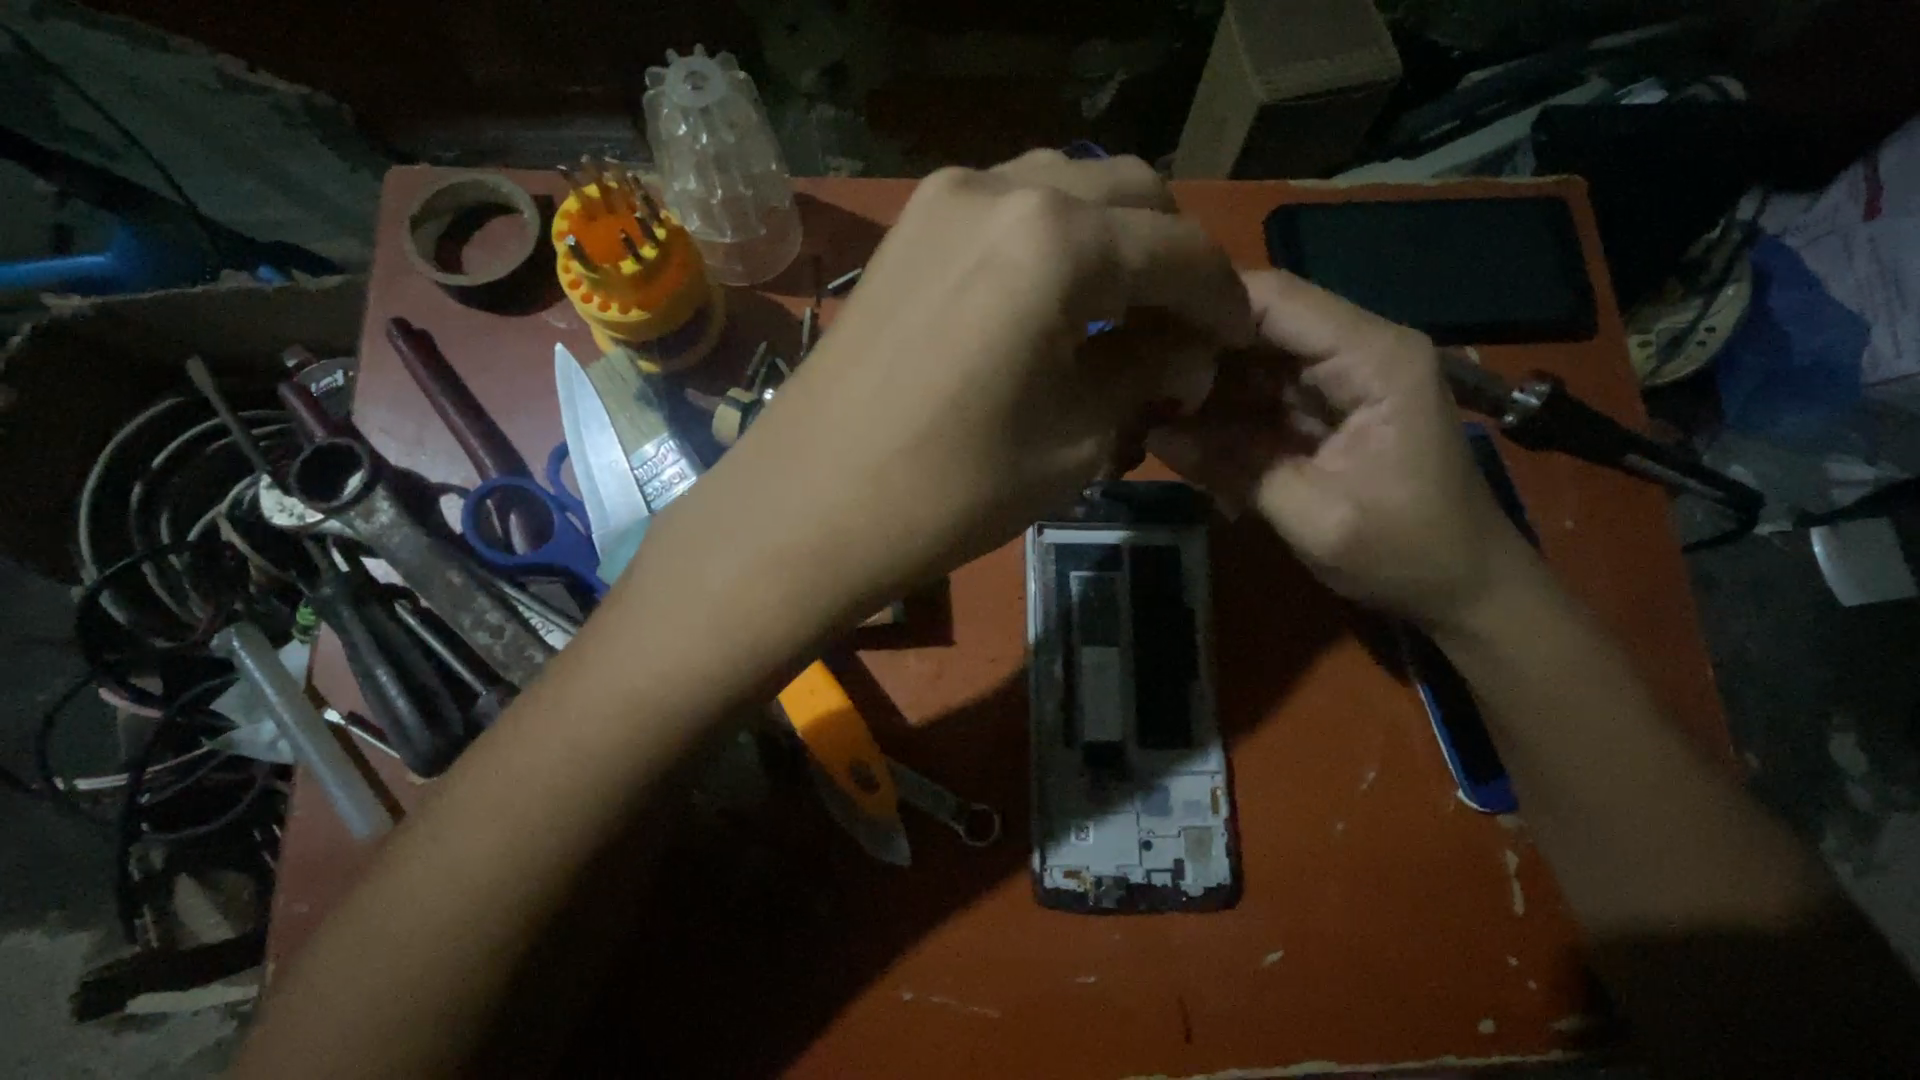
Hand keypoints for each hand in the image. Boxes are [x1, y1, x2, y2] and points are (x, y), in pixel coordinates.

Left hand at [673, 150, 1250, 624]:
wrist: (810, 506)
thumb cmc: (952, 489)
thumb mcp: (1078, 437)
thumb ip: (1146, 371)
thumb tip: (1189, 347)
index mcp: (1059, 240)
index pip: (1178, 250)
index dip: (1221, 298)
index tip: (1235, 342)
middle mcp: (1005, 188)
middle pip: (1129, 194)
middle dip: (1171, 257)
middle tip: (1181, 328)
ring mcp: (946, 197)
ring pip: (1068, 188)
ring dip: (1113, 239)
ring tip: (1124, 312)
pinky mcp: (910, 226)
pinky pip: (1008, 207)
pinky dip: (1052, 239)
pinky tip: (1056, 299)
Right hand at [1150, 269, 1537, 627]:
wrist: (1466, 589)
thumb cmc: (1407, 553)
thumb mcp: (1315, 517)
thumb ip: (1234, 467)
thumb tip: (1155, 433)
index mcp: (1373, 357)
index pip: (1275, 300)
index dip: (1203, 306)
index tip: (1137, 333)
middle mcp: (1358, 349)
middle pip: (1259, 321)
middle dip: (1193, 346)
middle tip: (1128, 374)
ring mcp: (1342, 378)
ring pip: (1253, 356)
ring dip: (1201, 380)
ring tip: (1140, 403)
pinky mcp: (1326, 408)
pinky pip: (1261, 393)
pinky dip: (1221, 410)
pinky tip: (1176, 429)